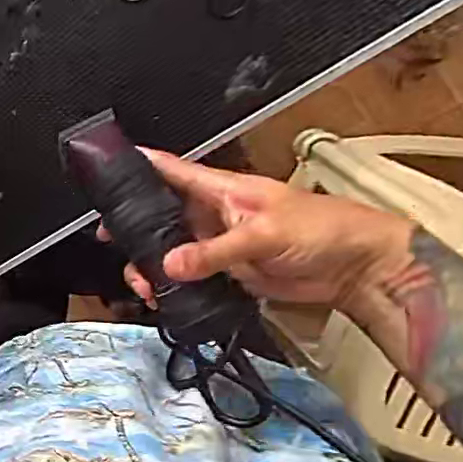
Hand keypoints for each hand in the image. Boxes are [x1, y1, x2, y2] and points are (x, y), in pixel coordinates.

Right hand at [109, 149, 414, 308]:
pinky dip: (173, 286)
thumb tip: (171, 265)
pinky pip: (190, 277)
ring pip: (171, 250)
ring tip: (143, 281)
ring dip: (152, 265)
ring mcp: (218, 244)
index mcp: (222, 189)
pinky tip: (163, 295)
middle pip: (161, 215)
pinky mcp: (227, 271)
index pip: (172, 171)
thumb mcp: (263, 234)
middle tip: (112, 241)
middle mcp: (214, 214)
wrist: (351, 268)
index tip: (110, 171)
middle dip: (134, 227)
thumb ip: (214, 251)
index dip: (140, 166)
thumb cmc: (322, 229)